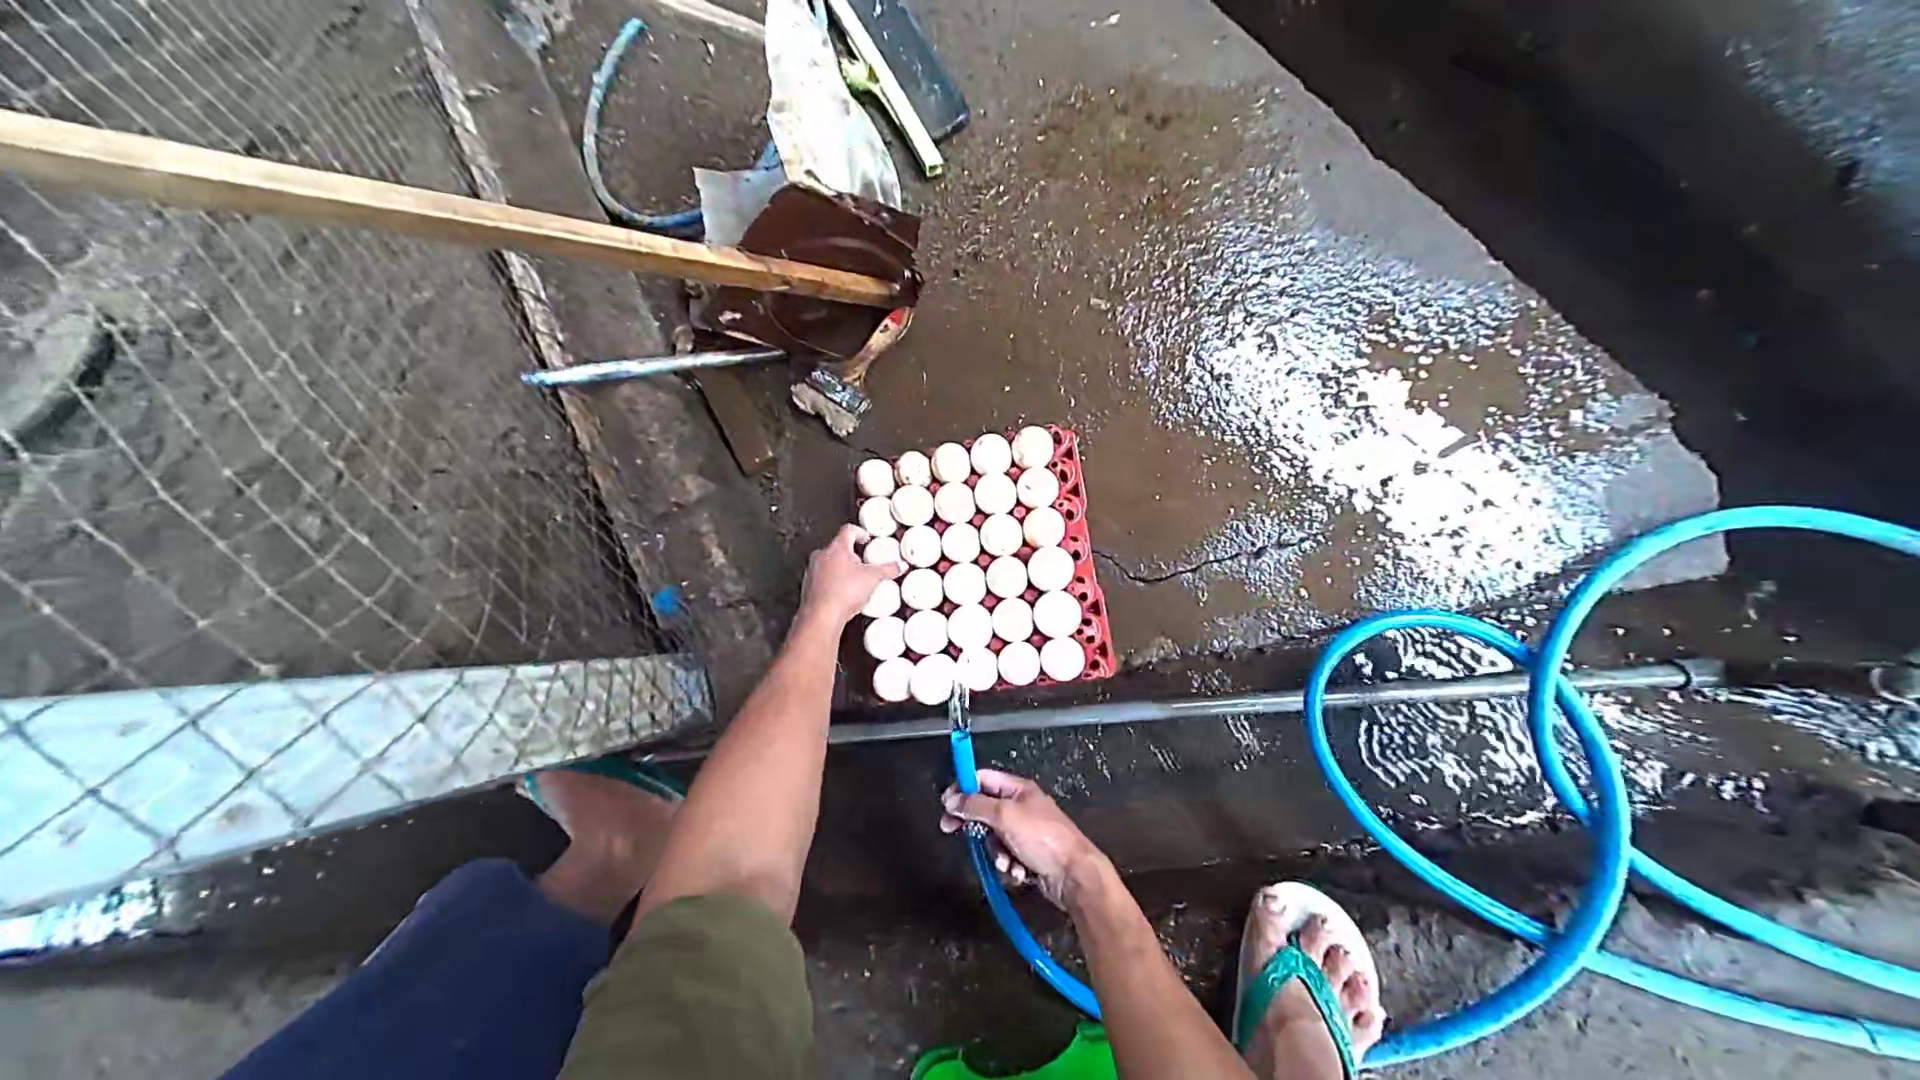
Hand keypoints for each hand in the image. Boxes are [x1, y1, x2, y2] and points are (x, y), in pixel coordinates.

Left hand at [798, 524, 903, 627]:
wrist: (822, 616)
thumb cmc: (843, 593)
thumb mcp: (873, 579)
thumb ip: (888, 569)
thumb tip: (899, 566)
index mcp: (837, 548)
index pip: (848, 530)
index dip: (860, 532)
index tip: (866, 539)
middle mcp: (821, 555)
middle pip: (839, 547)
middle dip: (853, 554)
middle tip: (864, 563)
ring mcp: (813, 570)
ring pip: (829, 563)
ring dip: (842, 568)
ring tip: (855, 580)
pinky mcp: (808, 586)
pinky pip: (822, 578)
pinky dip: (833, 582)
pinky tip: (843, 593)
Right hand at [941, 769, 1109, 908]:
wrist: (1074, 875)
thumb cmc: (1043, 838)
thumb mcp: (1005, 816)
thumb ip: (976, 805)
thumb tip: (952, 799)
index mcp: (1018, 789)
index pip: (983, 779)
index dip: (963, 788)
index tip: (946, 803)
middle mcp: (1021, 807)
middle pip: (984, 808)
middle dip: (972, 823)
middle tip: (951, 829)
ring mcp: (1025, 832)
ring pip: (993, 837)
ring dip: (995, 851)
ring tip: (1007, 860)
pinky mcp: (1028, 854)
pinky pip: (1005, 856)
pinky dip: (1008, 865)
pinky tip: (1019, 871)